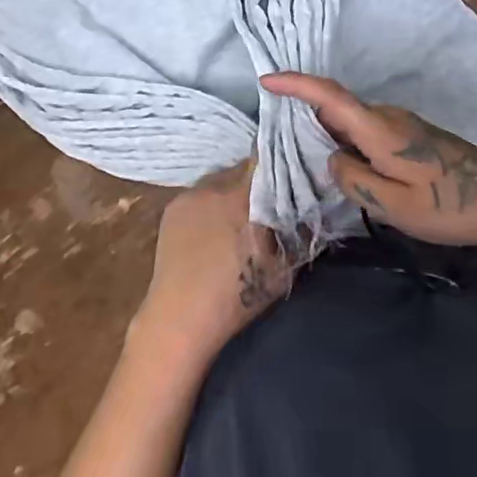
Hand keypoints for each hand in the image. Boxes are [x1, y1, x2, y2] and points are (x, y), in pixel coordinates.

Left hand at [130, 160, 288, 364]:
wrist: (181, 315)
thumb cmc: (237, 296)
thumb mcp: (281, 267)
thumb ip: (293, 231)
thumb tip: (304, 209)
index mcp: (242, 197)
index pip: (263, 161)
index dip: (277, 165)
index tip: (288, 174)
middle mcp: (214, 187)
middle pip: (240, 170)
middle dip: (253, 182)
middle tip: (264, 201)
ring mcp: (189, 195)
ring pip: (218, 181)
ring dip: (229, 192)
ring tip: (236, 216)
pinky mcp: (172, 207)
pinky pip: (198, 195)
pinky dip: (209, 203)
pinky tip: (211, 226)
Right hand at [261, 72, 476, 245]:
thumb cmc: (450, 206)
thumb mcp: (392, 204)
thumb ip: (351, 179)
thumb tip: (332, 160)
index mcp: (377, 129)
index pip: (327, 95)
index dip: (294, 84)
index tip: (265, 81)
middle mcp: (387, 117)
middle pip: (336, 109)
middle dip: (308, 122)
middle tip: (291, 155)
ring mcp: (402, 124)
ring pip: (352, 123)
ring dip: (332, 138)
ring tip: (326, 172)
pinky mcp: (413, 136)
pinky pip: (368, 131)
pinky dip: (351, 144)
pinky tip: (358, 174)